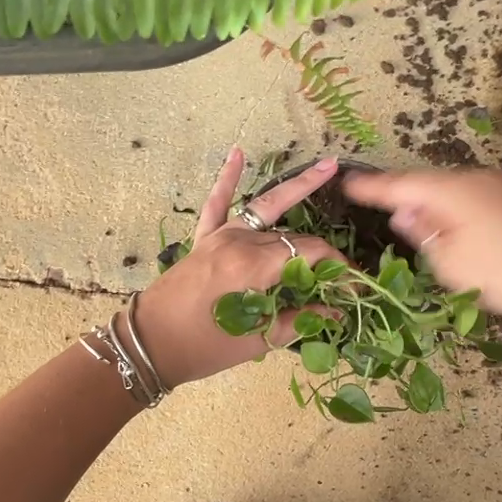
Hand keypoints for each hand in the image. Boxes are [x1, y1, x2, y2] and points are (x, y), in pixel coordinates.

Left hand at [135, 150, 347, 386]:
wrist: (149, 345)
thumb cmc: (203, 348)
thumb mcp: (257, 340)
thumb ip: (298, 319)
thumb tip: (336, 312)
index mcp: (253, 267)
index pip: (310, 254)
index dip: (337, 266)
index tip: (352, 285)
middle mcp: (239, 242)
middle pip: (294, 237)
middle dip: (323, 250)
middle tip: (344, 269)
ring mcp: (219, 236)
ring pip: (266, 209)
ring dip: (297, 188)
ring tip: (327, 167)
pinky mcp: (202, 239)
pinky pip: (217, 203)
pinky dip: (227, 178)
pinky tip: (237, 153)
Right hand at [344, 169, 501, 332]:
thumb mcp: (450, 262)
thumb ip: (422, 233)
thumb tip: (404, 214)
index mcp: (452, 190)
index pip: (401, 184)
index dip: (372, 186)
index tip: (348, 183)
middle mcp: (475, 179)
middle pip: (428, 183)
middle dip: (404, 194)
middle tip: (378, 203)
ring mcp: (501, 188)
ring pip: (452, 191)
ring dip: (431, 204)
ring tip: (414, 221)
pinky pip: (473, 199)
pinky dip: (455, 210)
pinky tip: (454, 229)